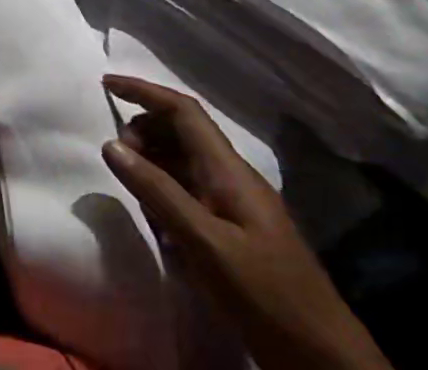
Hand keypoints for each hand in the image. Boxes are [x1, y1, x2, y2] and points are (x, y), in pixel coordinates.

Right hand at [101, 76, 392, 369]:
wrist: (322, 355)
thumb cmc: (264, 292)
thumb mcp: (205, 242)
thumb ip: (157, 191)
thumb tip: (111, 144)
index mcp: (230, 172)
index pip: (184, 112)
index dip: (144, 91)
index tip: (106, 84)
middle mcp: (233, 178)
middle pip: (181, 131)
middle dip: (143, 130)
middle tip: (117, 156)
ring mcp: (234, 203)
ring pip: (182, 159)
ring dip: (150, 159)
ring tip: (130, 184)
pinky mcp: (231, 227)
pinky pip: (187, 188)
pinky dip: (161, 186)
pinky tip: (152, 211)